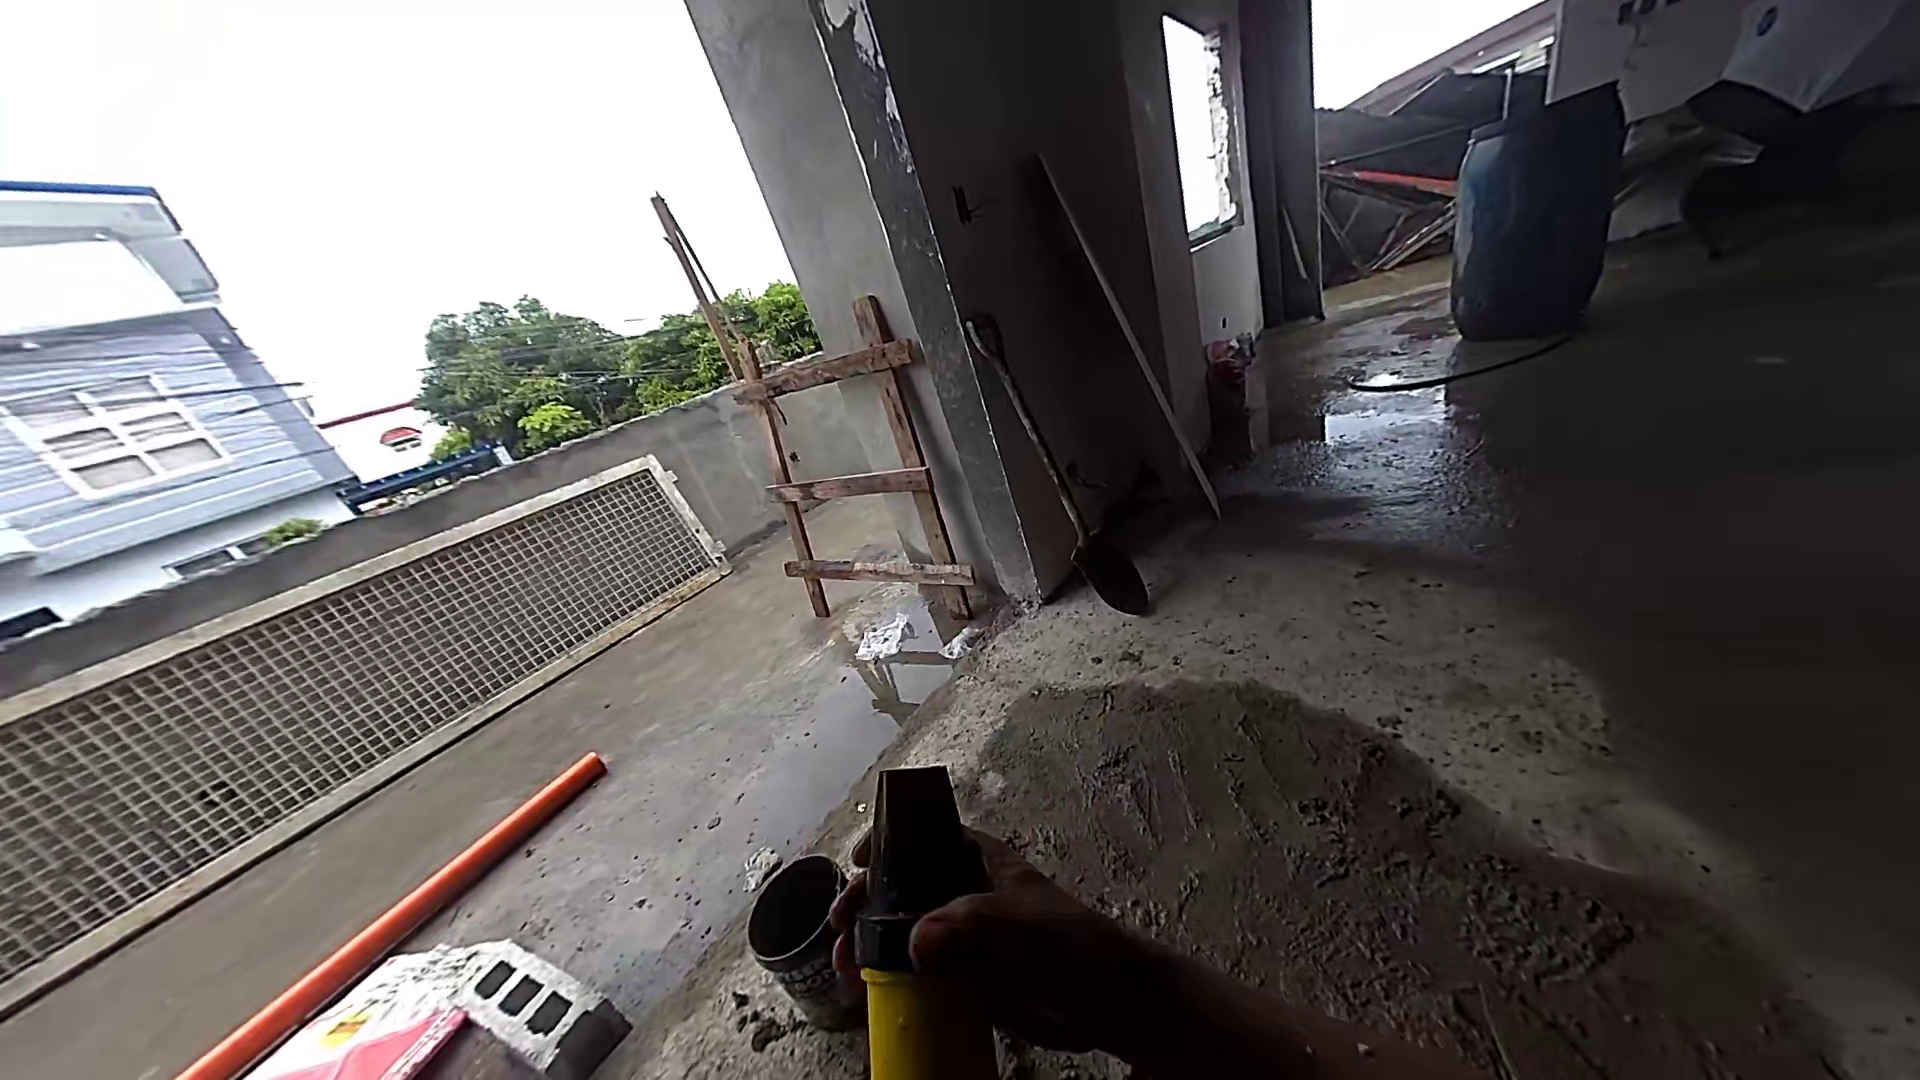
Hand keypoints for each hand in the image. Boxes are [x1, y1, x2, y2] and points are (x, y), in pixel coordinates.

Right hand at [828, 828, 1163, 1052]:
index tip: (856, 861)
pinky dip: (888, 976)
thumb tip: (918, 940)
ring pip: (903, 927)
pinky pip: (915, 969)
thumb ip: (976, 927)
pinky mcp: (963, 973)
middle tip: (839, 926)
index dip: (888, 841)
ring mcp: (963, 933)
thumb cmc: (1070, 944)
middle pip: (904, 883)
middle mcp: (965, 889)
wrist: (1107, 1004)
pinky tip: (865, 993)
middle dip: (868, 899)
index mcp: (979, 859)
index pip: (926, 836)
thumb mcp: (1025, 926)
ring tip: (844, 965)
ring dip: (870, 940)